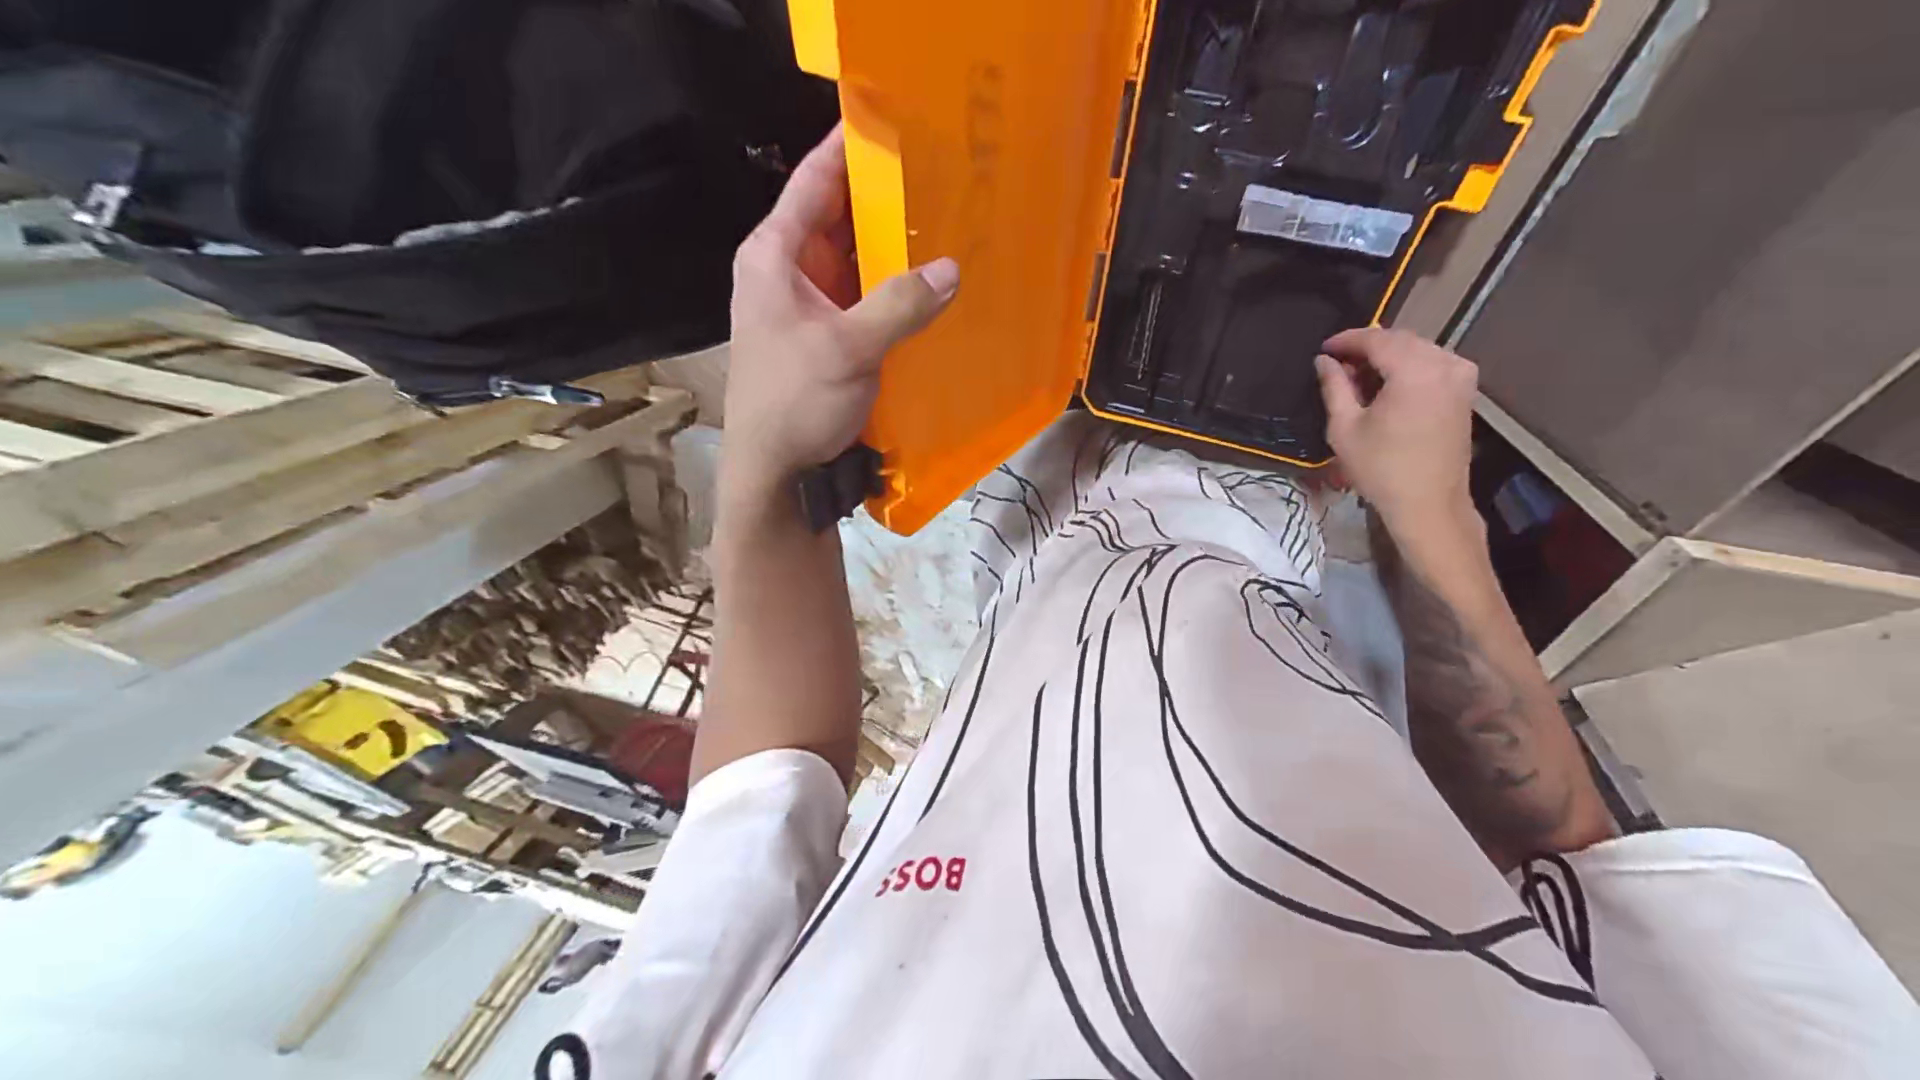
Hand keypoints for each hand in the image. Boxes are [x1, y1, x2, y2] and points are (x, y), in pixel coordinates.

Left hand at [722, 125, 960, 502]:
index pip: (814, 180)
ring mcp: (810, 305)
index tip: (895, 115)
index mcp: (776, 255)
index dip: (850, 145)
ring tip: (947, 217)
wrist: (776, 471)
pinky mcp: (829, 336)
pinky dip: (892, 286)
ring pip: (855, 258)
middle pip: (839, 215)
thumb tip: (951, 269)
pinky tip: (929, 280)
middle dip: (885, 194)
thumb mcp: (848, 349)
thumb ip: (900, 304)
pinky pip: (864, 296)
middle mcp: (790, 271)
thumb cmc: (794, 402)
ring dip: (892, 244)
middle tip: (942, 169)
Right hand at [1315, 328, 1479, 542]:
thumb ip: (1334, 387)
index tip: (1323, 348)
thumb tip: (1324, 361)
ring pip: (1417, 350)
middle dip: (1367, 347)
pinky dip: (1406, 367)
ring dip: (1386, 357)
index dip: (1346, 340)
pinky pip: (1432, 363)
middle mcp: (1445, 364)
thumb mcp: (1345, 428)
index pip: (1377, 339)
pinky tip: (1384, 385)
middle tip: (1336, 363)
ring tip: (1357, 376)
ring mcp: (1461, 376)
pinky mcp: (1465, 390)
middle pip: (1400, 340)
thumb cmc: (1381, 468)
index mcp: (1415, 370)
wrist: (1428, 502)